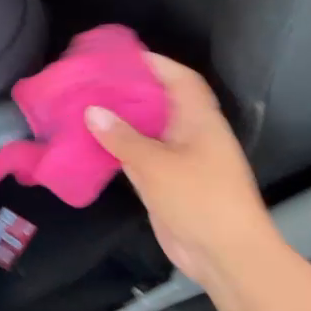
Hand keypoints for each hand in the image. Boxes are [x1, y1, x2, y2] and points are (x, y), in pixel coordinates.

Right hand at [85, 54, 285, 292]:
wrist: (225, 254)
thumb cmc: (200, 200)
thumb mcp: (156, 165)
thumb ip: (122, 138)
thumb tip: (92, 111)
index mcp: (200, 122)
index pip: (181, 81)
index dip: (156, 64)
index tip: (123, 56)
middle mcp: (192, 136)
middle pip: (161, 104)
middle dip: (131, 91)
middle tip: (94, 81)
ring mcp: (181, 162)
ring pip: (148, 132)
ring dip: (122, 122)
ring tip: (85, 108)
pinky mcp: (168, 185)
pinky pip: (140, 158)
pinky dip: (119, 149)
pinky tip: (92, 145)